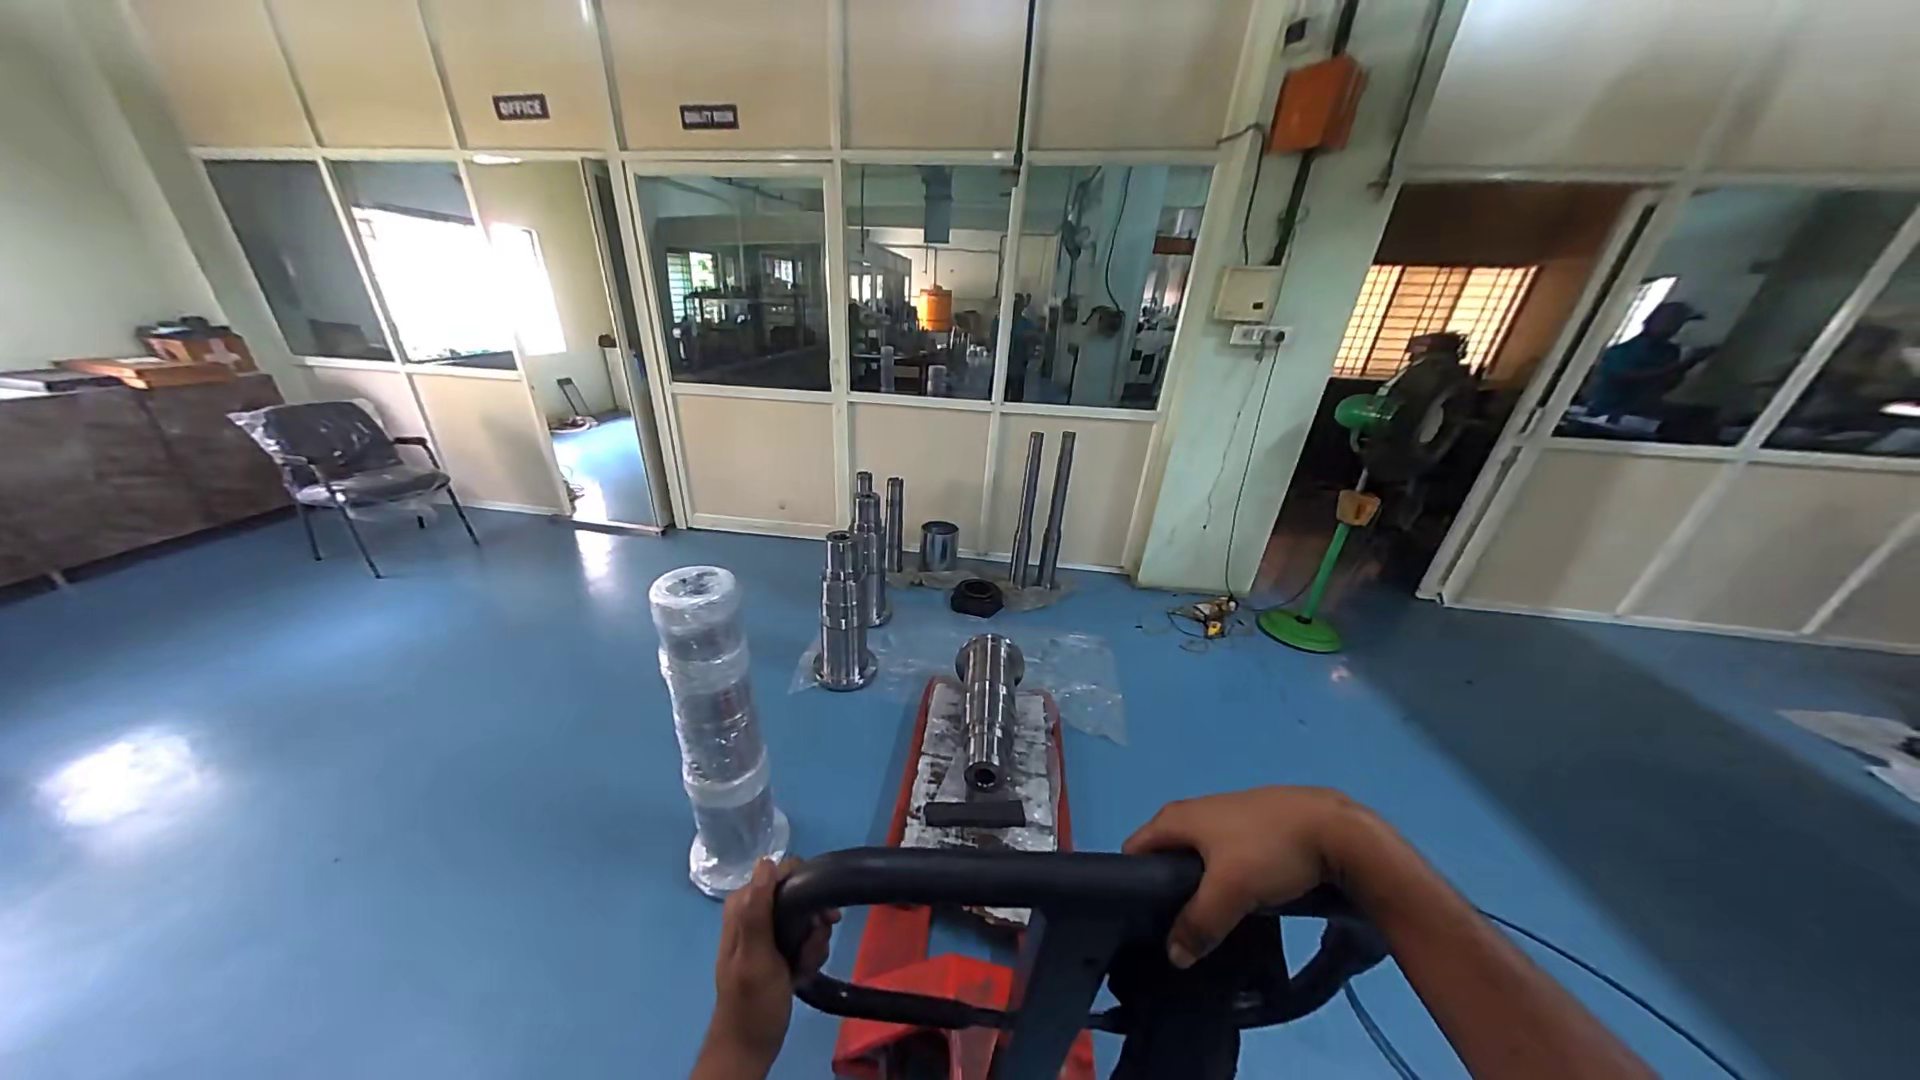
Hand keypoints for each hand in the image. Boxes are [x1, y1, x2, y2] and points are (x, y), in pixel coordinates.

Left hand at [697, 858, 837, 1077]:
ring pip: (806, 917)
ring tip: (804, 967)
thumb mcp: (755, 958)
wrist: (750, 1048)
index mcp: (742, 907)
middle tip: (811, 948)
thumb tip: (766, 861)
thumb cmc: (752, 1004)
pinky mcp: (779, 948)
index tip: (819, 917)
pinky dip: (810, 953)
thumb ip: (758, 911)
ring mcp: (766, 931)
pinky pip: (805, 936)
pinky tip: (803, 973)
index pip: (781, 873)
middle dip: (812, 924)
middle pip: (799, 895)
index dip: (805, 889)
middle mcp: (753, 912)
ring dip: (813, 943)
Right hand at [1123, 786, 1364, 967]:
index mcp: (1174, 818)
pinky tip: (1238, 904)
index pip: (1134, 851)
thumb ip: (1198, 922)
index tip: (1143, 922)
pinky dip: (1219, 881)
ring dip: (1195, 889)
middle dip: (1164, 891)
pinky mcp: (1246, 829)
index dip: (1131, 885)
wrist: (1333, 827)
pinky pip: (1218, 859)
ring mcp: (1220, 819)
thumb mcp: (1230, 890)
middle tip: (1177, 931)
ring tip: (1208, 923)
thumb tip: (1173, 955)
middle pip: (1162, 856)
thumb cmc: (1269, 848)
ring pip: (1193, 860)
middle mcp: (1190, 813)